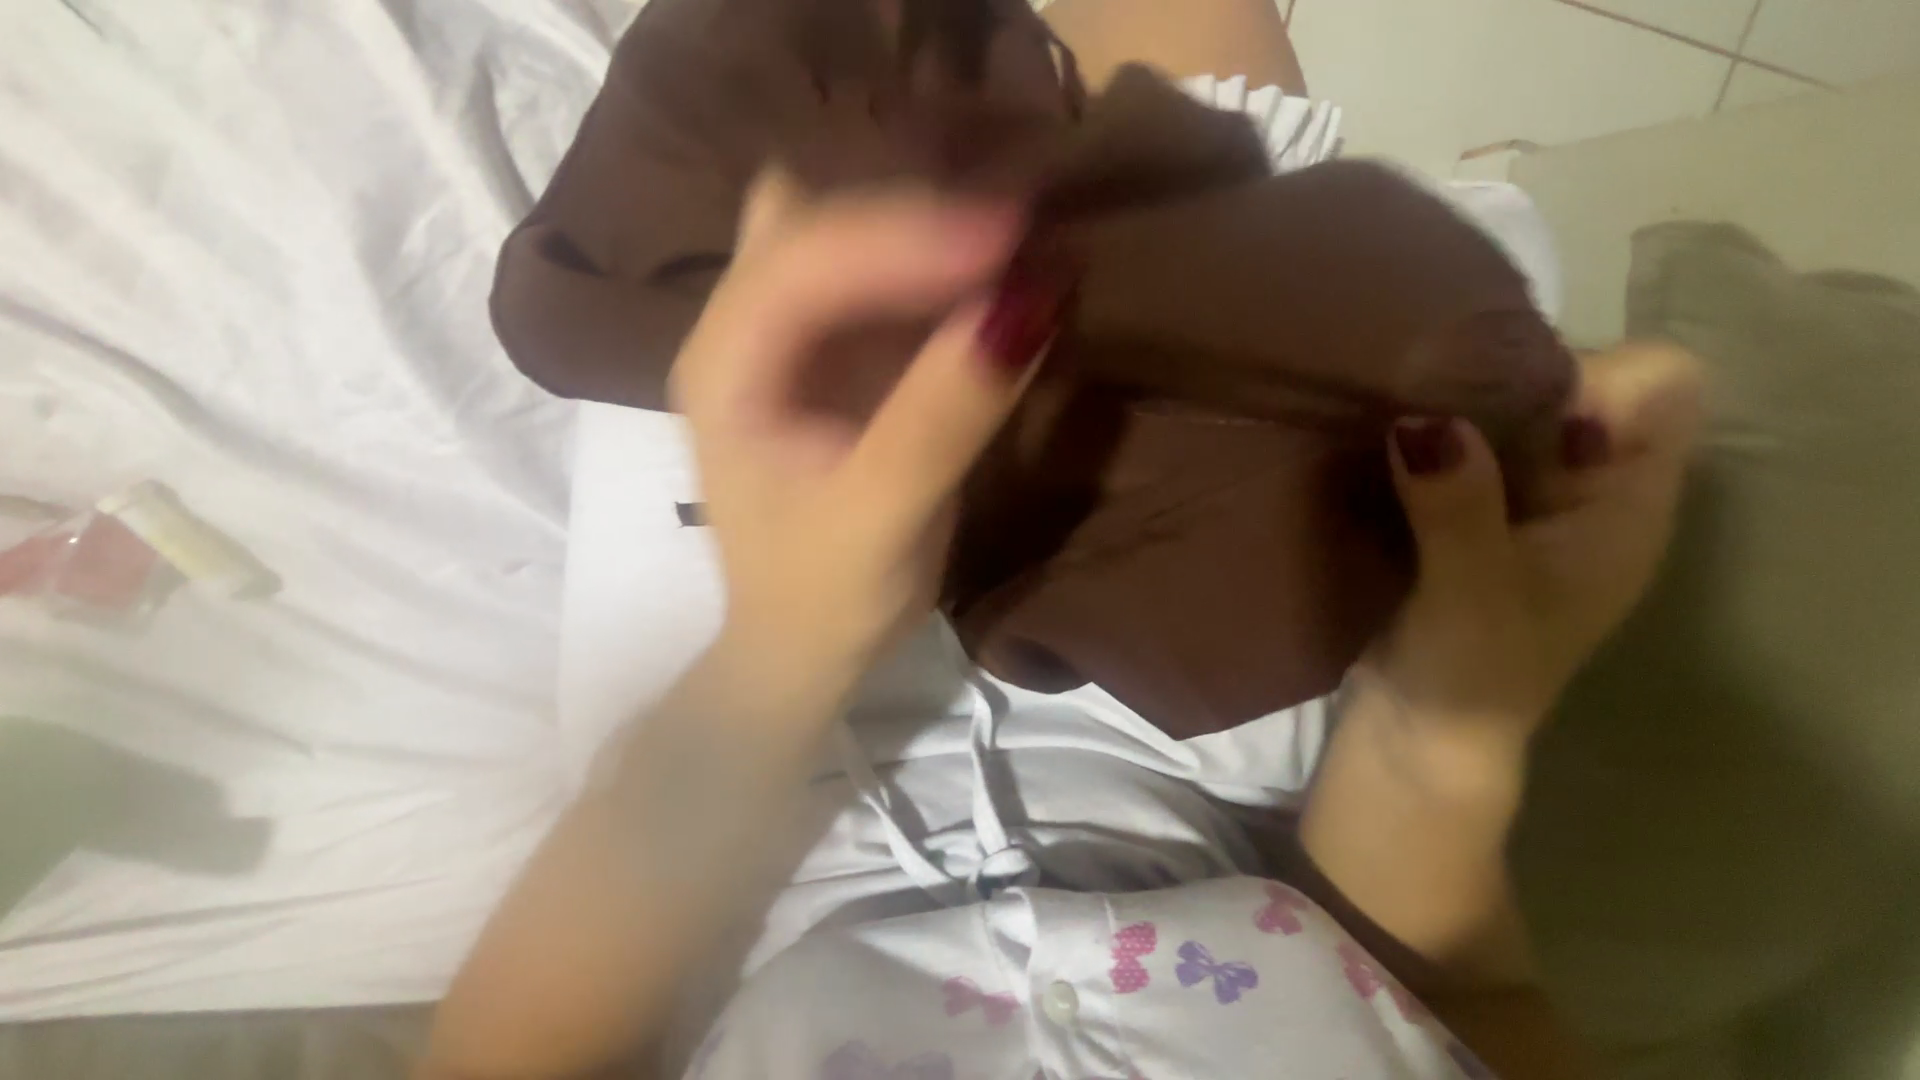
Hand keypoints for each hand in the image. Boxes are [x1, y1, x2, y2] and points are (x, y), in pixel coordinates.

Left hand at [670, 170, 1072, 681]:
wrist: (805, 644)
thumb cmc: (823, 597)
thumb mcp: (882, 520)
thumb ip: (939, 420)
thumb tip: (1022, 310)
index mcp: (725, 368)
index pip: (803, 259)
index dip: (906, 234)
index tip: (1009, 238)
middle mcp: (744, 333)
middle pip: (818, 222)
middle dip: (915, 221)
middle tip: (1016, 239)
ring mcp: (788, 340)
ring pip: (851, 239)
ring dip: (928, 238)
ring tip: (1011, 253)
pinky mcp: (832, 358)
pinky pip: (883, 284)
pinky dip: (936, 275)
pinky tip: (987, 287)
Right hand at [1370, 342, 1704, 738]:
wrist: (1421, 732)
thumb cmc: (1471, 674)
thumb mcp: (1472, 591)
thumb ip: (1458, 504)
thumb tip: (1422, 420)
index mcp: (1624, 506)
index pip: (1652, 389)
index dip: (1585, 376)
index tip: (1494, 399)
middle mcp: (1583, 492)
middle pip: (1571, 389)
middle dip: (1502, 378)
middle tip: (1424, 393)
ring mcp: (1521, 505)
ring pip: (1504, 417)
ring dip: (1451, 407)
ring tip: (1392, 413)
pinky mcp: (1464, 517)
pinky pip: (1455, 451)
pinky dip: (1423, 439)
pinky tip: (1380, 445)